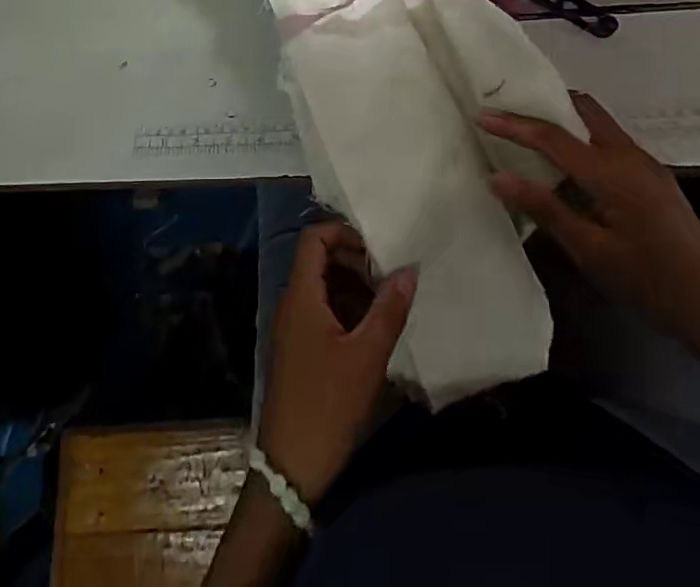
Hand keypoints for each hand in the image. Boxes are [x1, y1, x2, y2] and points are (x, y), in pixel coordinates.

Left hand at [258, 221, 416, 504]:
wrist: (291, 465)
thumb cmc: (328, 405)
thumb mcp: (367, 356)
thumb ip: (389, 309)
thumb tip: (409, 268)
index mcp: (301, 297)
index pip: (314, 239)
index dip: (345, 233)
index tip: (379, 250)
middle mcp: (293, 304)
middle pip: (320, 260)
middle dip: (356, 261)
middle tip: (392, 279)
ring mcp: (295, 327)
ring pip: (325, 287)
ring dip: (356, 287)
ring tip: (390, 303)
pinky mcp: (301, 348)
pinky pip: (324, 312)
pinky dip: (349, 310)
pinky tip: (376, 330)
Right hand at [480, 92, 699, 355]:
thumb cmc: (650, 283)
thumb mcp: (590, 250)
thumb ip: (545, 209)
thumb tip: (497, 177)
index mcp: (612, 173)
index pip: (552, 137)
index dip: (514, 125)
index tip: (481, 115)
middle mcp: (630, 156)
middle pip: (583, 110)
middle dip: (544, 105)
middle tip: (508, 113)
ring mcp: (646, 165)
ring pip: (598, 125)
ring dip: (563, 123)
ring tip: (527, 137)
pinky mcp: (653, 178)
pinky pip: (609, 144)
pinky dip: (581, 143)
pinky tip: (565, 169)